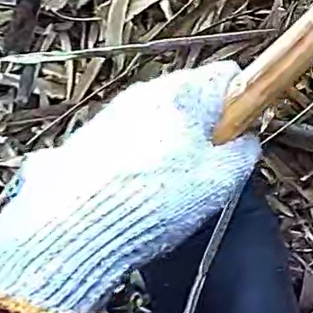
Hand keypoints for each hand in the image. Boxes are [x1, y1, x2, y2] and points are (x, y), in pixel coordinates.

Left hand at [0, 62, 259, 312]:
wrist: (68, 236)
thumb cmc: (155, 202)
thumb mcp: (221, 181)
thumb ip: (243, 151)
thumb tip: (244, 141)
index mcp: (179, 92)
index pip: (226, 76)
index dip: (241, 105)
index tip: (238, 137)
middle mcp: (140, 94)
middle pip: (187, 100)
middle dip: (201, 130)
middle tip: (204, 172)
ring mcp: (104, 118)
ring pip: (151, 124)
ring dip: (164, 149)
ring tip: (162, 194)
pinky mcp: (76, 146)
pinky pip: (118, 148)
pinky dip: (128, 165)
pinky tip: (125, 199)